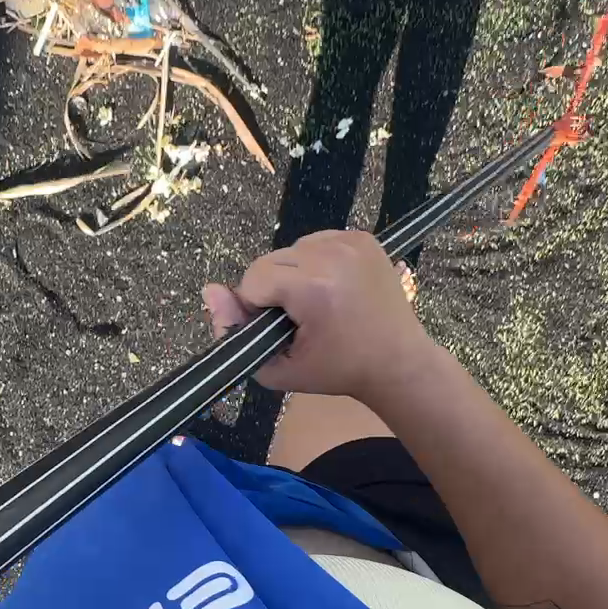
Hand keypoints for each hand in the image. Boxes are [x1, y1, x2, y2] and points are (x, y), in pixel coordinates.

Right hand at [202, 230, 440, 400]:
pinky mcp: (363, 237)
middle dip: (273, 290)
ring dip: (292, 275)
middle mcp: (332, 254)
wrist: (397, 362)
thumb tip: (209, 290)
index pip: (253, 280)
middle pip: (269, 261)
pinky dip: (314, 264)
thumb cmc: (337, 371)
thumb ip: (234, 332)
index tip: (279, 330)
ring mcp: (350, 241)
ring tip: (315, 305)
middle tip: (298, 320)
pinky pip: (316, 243)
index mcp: (313, 287)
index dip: (256, 308)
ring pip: (291, 250)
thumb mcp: (276, 366)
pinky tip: (330, 289)